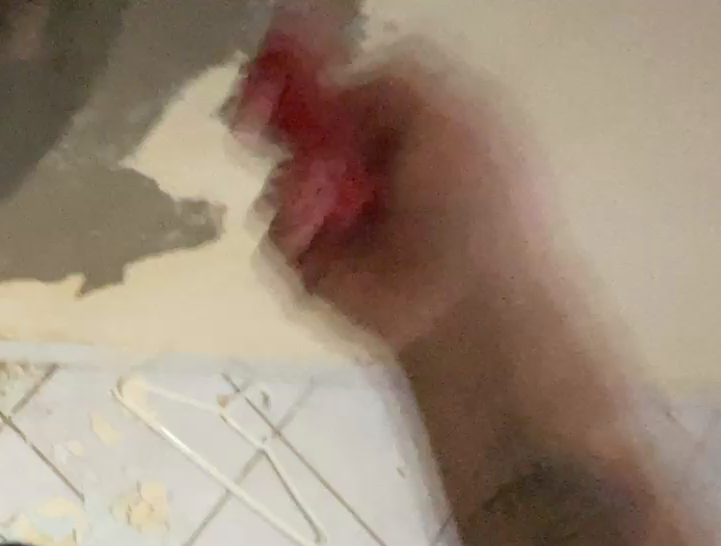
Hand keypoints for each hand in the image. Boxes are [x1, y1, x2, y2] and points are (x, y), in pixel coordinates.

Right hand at [258, 52, 540, 351]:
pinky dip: (288, 234)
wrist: (453, 296)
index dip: (295, 76)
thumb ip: (398, 84)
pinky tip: (315, 241)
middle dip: (270, 127)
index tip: (264, 75)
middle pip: (290, 132)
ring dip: (293, 192)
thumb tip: (335, 77)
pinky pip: (269, 234)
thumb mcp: (454, 119)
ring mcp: (324, 213)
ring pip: (276, 184)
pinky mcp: (300, 259)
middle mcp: (354, 164)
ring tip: (323, 214)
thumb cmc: (470, 205)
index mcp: (394, 125)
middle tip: (249, 126)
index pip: (331, 88)